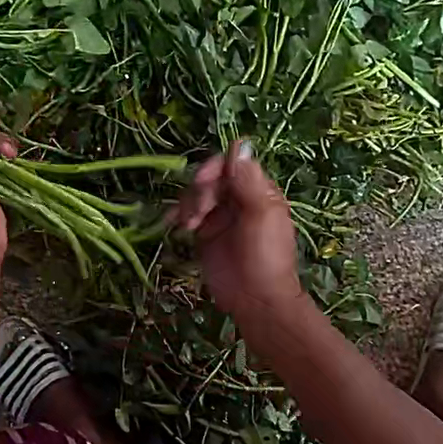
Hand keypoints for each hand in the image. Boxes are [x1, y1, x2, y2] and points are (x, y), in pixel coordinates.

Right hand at [172, 140, 305, 320]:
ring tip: (189, 225)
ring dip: (188, 203)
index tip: (204, 181)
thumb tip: (238, 144)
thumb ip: (248, 180)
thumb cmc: (265, 256)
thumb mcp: (261, 215)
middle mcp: (239, 198)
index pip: (232, 162)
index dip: (216, 167)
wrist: (256, 300)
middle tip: (198, 213)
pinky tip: (177, 225)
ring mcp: (221, 215)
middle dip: (200, 190)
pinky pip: (188, 213)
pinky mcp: (205, 233)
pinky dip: (179, 215)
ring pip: (197, 193)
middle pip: (211, 176)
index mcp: (258, 189)